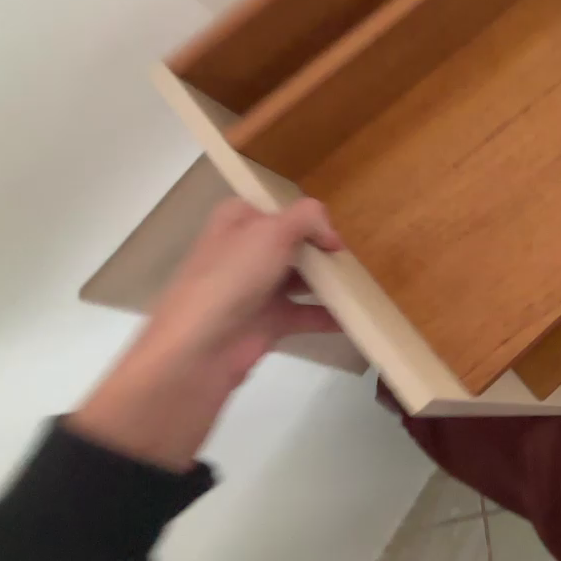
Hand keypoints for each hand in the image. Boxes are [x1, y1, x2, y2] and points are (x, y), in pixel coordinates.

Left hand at [69, 199, 344, 470]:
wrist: (197, 352)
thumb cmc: (230, 280)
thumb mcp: (272, 232)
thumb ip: (309, 219)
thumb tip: (331, 238)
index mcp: (237, 223)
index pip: (277, 208)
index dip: (306, 217)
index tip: (332, 231)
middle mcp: (244, 252)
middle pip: (293, 243)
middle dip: (323, 250)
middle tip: (352, 258)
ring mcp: (254, 289)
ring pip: (301, 279)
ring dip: (330, 282)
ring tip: (363, 285)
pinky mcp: (266, 322)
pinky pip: (306, 314)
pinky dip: (331, 315)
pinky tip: (357, 315)